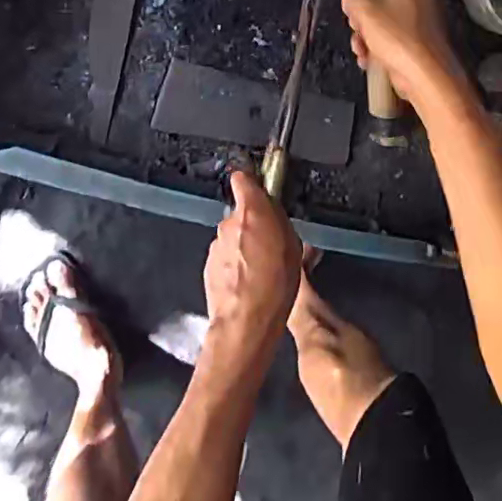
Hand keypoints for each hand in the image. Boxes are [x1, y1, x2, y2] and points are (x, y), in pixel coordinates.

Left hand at [203, 170, 300, 360]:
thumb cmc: (275, 283)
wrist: (246, 321)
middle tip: (271, 240)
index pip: (243, 179)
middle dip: (254, 222)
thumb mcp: (293, 244)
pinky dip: (235, 262)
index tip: (258, 185)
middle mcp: (229, 223)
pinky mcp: (208, 265)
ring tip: (261, 266)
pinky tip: (248, 280)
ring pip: (233, 236)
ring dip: (244, 245)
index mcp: (252, 211)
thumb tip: (273, 212)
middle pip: (241, 212)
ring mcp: (216, 245)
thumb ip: (280, 221)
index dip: (251, 181)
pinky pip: (225, 255)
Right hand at [341, 0, 472, 110]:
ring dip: (366, 34)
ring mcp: (420, 16)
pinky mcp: (418, 39)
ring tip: (362, 48)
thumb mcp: (362, 9)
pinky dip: (378, 47)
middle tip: (357, 23)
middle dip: (362, 12)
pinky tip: (369, 60)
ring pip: (383, 18)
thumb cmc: (395, 33)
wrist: (424, 74)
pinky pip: (391, 36)